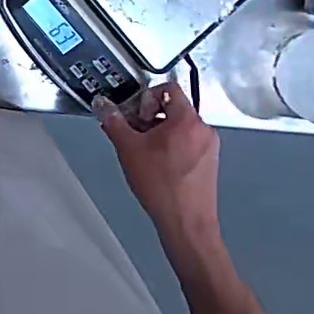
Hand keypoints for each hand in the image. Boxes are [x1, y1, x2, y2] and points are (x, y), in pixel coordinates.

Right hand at [94, 81, 220, 248]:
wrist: (186, 224)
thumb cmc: (165, 189)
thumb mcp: (129, 149)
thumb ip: (114, 122)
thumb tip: (105, 108)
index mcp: (187, 119)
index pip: (168, 89)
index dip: (147, 97)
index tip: (136, 111)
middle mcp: (202, 130)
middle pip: (173, 108)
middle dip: (149, 118)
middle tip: (134, 131)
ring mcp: (208, 147)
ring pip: (179, 127)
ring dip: (159, 133)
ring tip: (142, 151)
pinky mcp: (208, 164)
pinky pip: (187, 144)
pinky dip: (171, 147)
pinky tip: (155, 165)